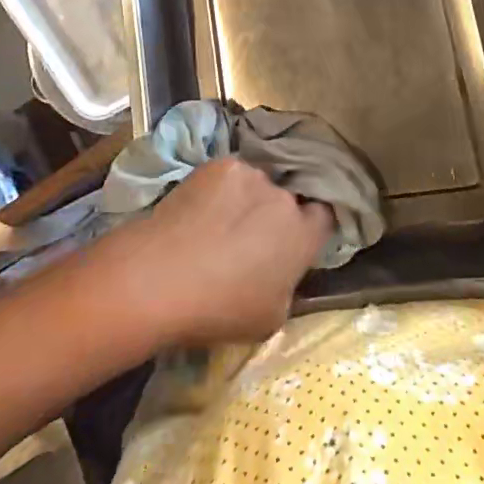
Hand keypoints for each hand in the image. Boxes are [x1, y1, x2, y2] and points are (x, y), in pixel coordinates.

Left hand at [95, 157, 332, 346]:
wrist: (159, 279)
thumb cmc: (219, 310)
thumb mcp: (270, 317)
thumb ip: (287, 284)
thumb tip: (279, 269)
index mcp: (303, 235)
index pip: (324, 216)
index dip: (310, 227)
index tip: (293, 241)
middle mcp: (283, 197)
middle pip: (287, 201)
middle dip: (273, 217)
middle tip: (248, 240)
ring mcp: (250, 176)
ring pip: (256, 186)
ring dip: (246, 201)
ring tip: (216, 224)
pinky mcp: (218, 165)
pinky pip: (229, 177)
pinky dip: (219, 190)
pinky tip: (198, 210)